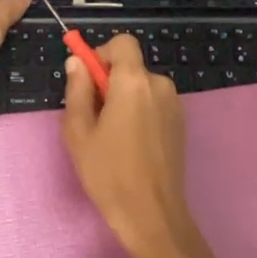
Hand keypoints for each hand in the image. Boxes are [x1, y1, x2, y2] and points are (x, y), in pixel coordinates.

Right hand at [61, 36, 206, 257]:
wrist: (152, 214)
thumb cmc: (108, 173)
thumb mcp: (78, 131)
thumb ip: (77, 90)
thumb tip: (76, 62)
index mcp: (134, 82)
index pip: (122, 43)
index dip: (101, 53)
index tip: (87, 79)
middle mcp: (159, 85)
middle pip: (131, 67)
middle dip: (109, 82)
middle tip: (92, 117)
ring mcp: (174, 104)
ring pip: (141, 87)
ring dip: (124, 99)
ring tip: (110, 137)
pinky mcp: (180, 123)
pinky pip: (153, 104)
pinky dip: (139, 113)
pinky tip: (130, 145)